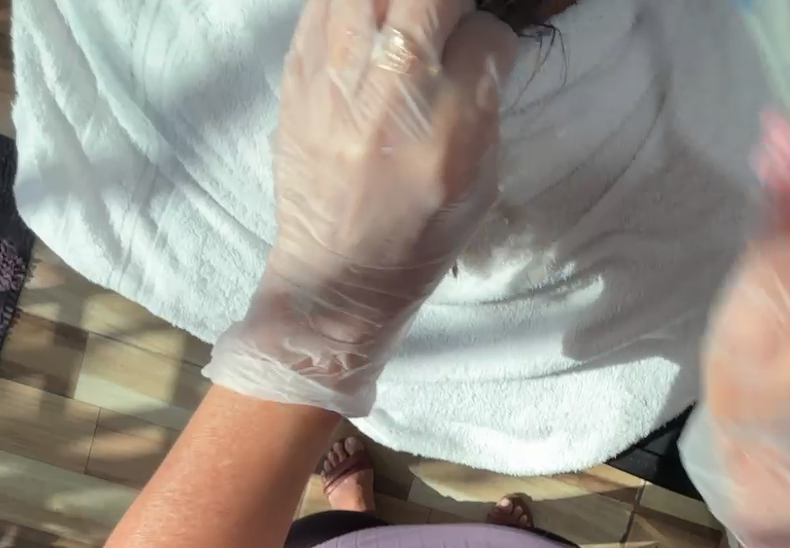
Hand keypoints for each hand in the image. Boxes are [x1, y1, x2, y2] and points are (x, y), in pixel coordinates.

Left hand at [202, 0, 519, 415]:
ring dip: (399, 2)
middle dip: (450, 4)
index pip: (488, 38)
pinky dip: (354, 8)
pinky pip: (326, 4)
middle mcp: (389, 97)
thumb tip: (480, 48)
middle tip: (450, 25)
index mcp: (446, 136)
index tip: (485, 59)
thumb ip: (484, 111)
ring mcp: (333, 81)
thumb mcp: (477, 190)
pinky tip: (366, 35)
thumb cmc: (416, 245)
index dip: (494, 42)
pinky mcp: (296, 75)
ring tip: (405, 25)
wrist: (334, 277)